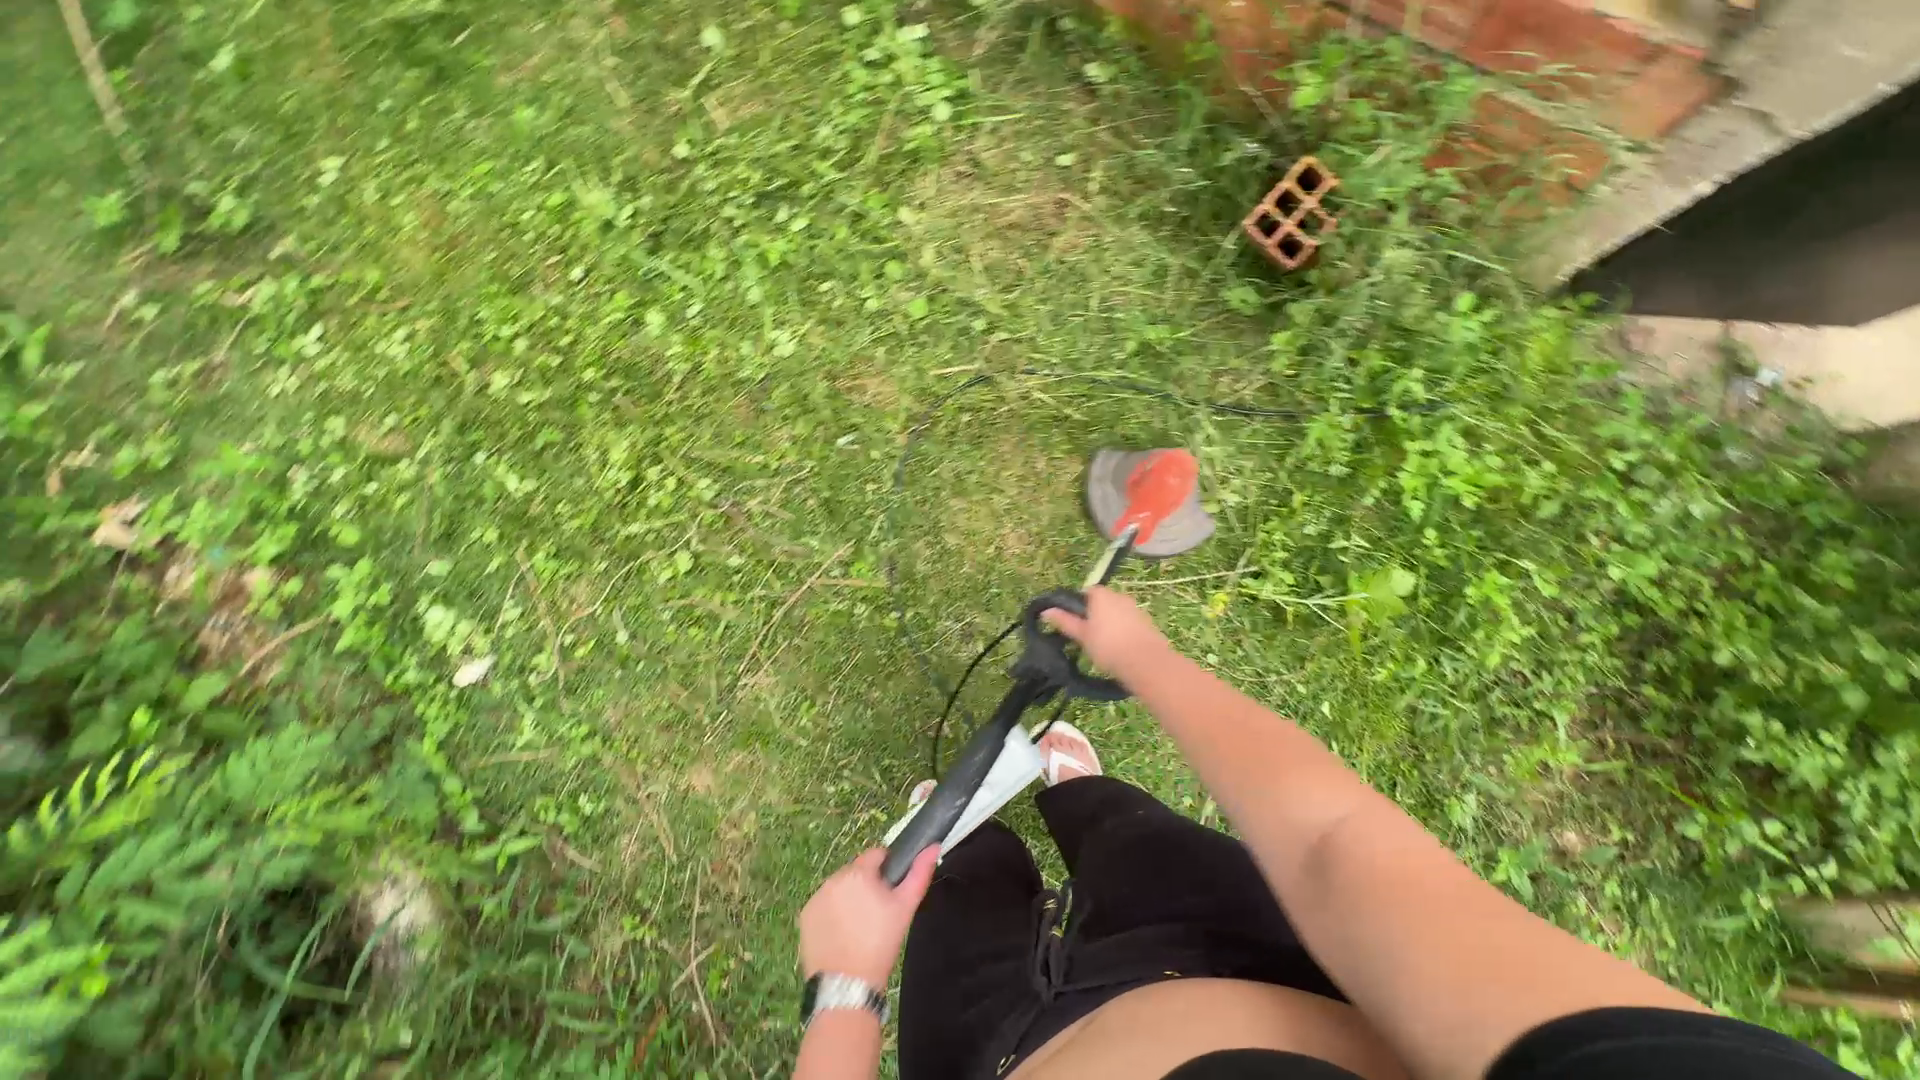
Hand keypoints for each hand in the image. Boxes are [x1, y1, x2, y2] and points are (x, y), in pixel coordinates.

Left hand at [798, 846, 938, 985]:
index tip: (892, 894)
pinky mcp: (805, 917)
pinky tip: (842, 936)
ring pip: (840, 889)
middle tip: (878, 915)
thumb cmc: (881, 943)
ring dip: (850, 899)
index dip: (888, 871)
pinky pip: (824, 906)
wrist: (848, 984)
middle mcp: (832, 878)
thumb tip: (933, 846)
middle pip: (857, 873)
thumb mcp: (905, 908)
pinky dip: (832, 915)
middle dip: (868, 886)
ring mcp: (816, 898)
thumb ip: (919, 873)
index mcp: (858, 872)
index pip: (876, 855)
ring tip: (860, 928)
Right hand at [1042, 586, 1168, 675]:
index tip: (1074, 623)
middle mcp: (1120, 595)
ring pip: (1116, 612)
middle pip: (1102, 601)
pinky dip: (1123, 630)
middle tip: (1086, 636)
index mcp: (1101, 594)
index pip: (1086, 591)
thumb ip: (1065, 621)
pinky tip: (1120, 648)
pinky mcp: (1147, 622)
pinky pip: (1129, 622)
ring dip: (1109, 623)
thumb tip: (1046, 611)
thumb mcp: (1082, 635)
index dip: (1078, 605)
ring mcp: (1135, 608)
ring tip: (1103, 645)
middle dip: (1094, 615)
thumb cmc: (1107, 646)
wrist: (1146, 662)